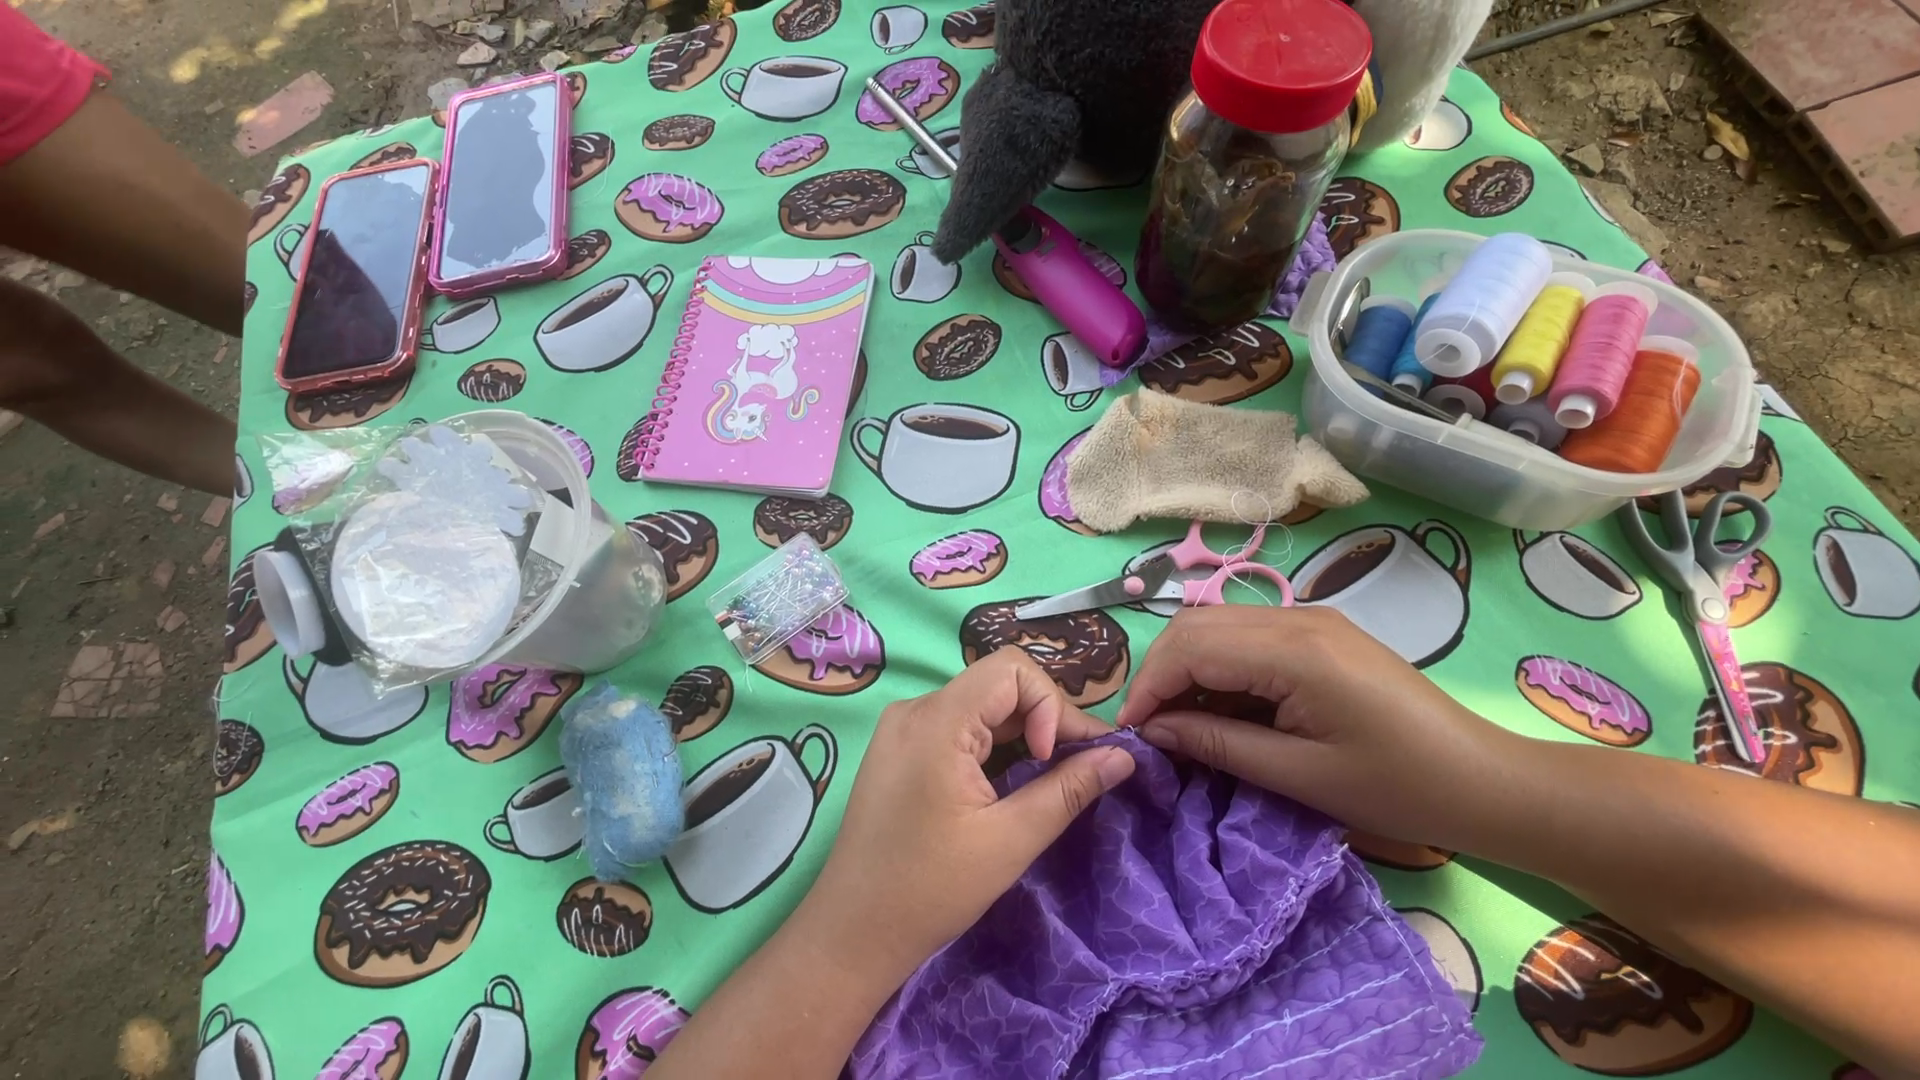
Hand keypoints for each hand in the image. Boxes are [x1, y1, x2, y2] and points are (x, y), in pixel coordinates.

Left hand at [797, 648, 1135, 982]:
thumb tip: (1123, 756)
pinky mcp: (900, 748)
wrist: (853, 931)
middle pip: (998, 684)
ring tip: (1052, 775)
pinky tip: (1013, 778)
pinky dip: (995, 743)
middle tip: (1078, 767)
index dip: (1050, 704)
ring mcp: (903, 728)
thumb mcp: (1010, 841)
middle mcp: (915, 710)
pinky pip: (959, 724)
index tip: (1059, 759)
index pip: (1011, 670)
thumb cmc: (930, 890)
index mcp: (936, 721)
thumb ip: (1068, 789)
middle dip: (1046, 718)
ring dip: (1024, 731)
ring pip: (981, 704)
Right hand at [1115, 606, 1519, 852]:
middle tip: (1150, 728)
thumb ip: (1219, 745)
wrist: (1485, 780)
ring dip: (1187, 667)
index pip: (1191, 647)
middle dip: (1161, 672)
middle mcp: (1297, 616)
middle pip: (1197, 625)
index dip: (1150, 686)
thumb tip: (1153, 731)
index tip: (1131, 732)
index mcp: (1295, 649)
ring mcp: (1310, 618)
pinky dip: (1218, 667)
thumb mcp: (1300, 777)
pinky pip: (1246, 636)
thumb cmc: (1398, 787)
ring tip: (1180, 722)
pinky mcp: (1319, 631)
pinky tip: (1221, 707)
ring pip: (1217, 625)